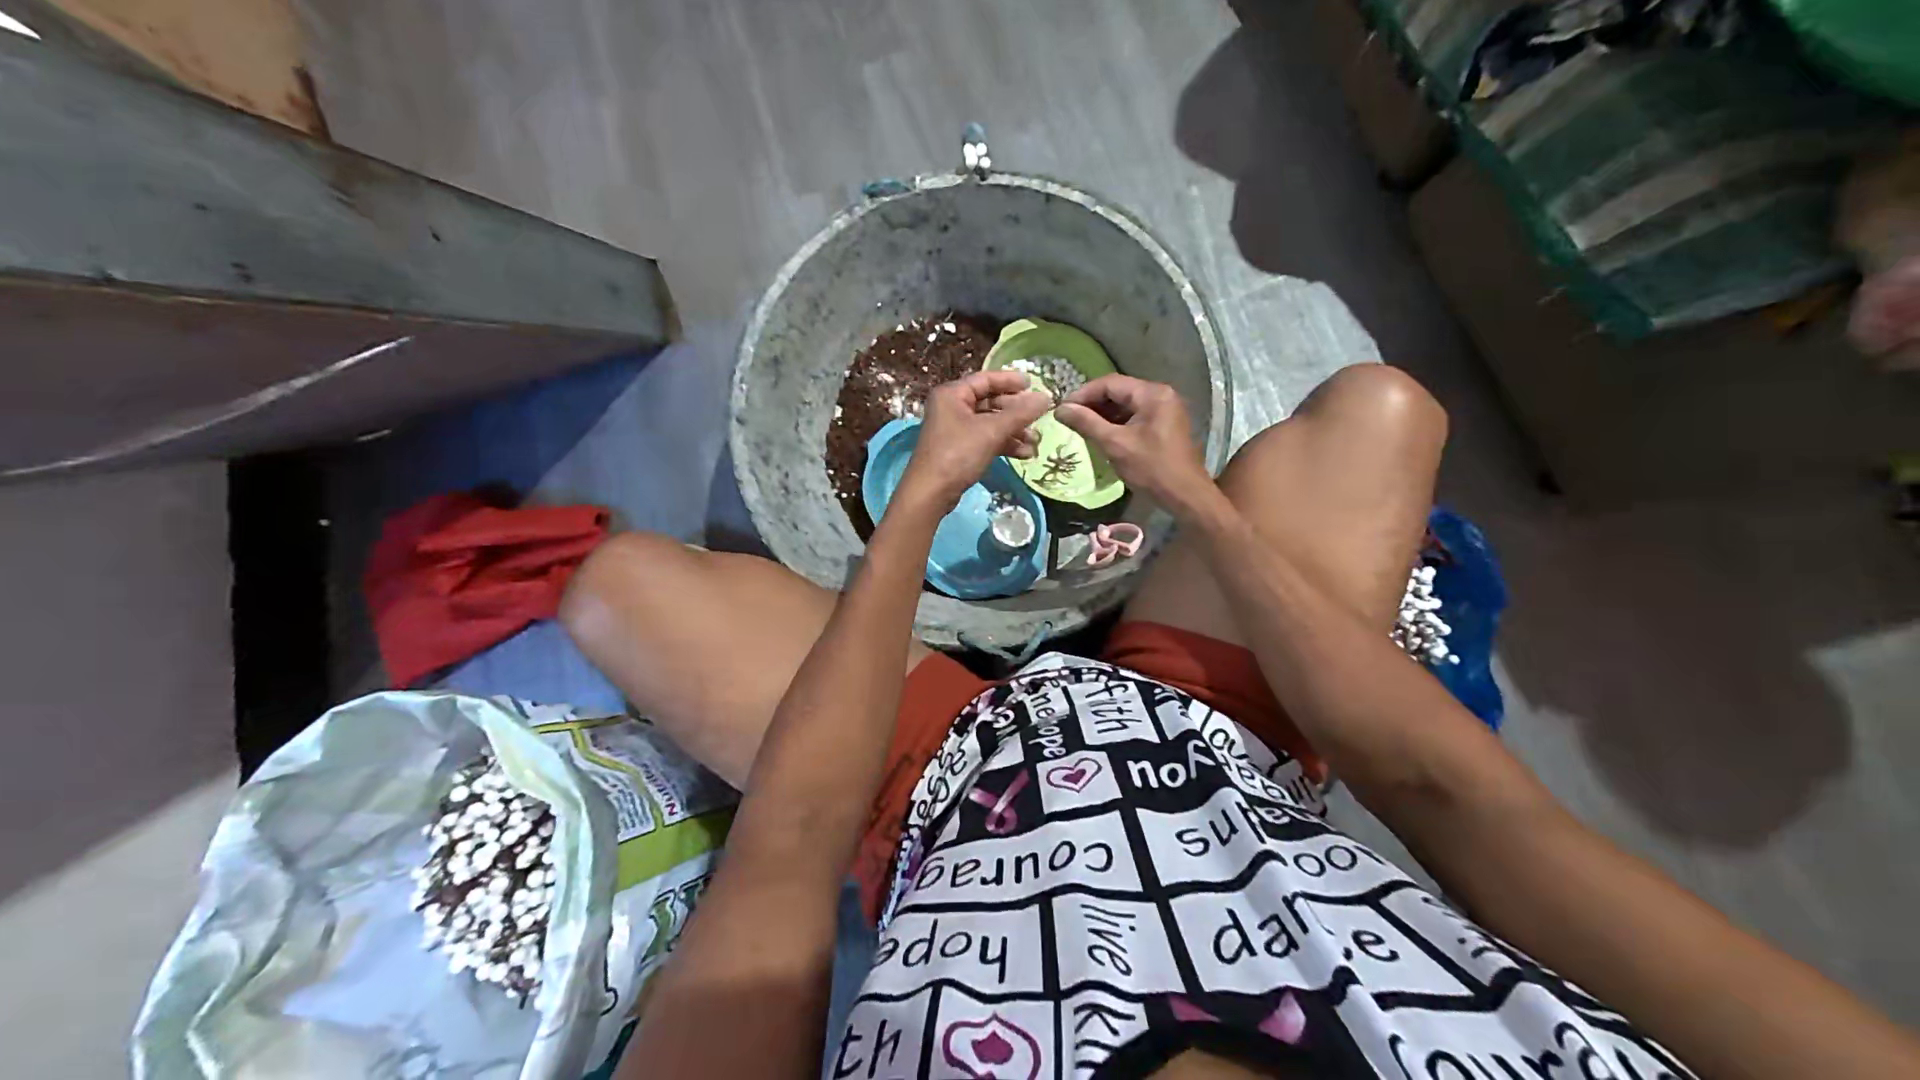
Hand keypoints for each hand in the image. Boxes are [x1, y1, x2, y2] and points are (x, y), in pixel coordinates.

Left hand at [896, 370, 1050, 509]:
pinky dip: (1004, 444)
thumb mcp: (991, 431)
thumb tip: (1046, 397)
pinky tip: (1025, 454)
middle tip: (1038, 417)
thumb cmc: (957, 454)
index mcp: (952, 394)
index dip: (1010, 381)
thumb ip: (1020, 413)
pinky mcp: (959, 449)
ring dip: (1014, 431)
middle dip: (1016, 412)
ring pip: (990, 423)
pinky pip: (986, 439)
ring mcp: (955, 429)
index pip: (986, 379)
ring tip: (1035, 441)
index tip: (1033, 384)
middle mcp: (952, 407)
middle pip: (990, 402)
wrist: (931, 493)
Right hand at [1055, 375, 1216, 515]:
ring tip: (1081, 426)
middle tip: (1070, 418)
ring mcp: (1165, 408)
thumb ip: (1087, 423)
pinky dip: (1117, 422)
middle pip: (1119, 391)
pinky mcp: (1165, 423)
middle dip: (1093, 403)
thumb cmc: (1151, 468)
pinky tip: (1101, 433)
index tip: (1063, 408)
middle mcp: (1161, 394)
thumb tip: (1060, 409)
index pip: (1110, 383)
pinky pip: (1135, 415)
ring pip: (1126, 403)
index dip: (1083, 394)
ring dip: (1103, 413)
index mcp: (1152, 394)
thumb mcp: (1115, 444)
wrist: (1185, 495)